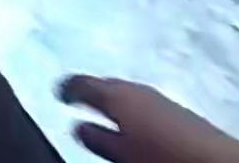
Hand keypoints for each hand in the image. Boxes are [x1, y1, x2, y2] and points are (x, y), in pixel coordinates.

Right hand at [57, 75, 238, 162]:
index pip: (80, 82)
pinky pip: (147, 105)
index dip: (66, 88)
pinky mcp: (182, 114)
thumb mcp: (126, 156)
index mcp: (115, 93)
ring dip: (114, 104)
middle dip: (91, 93)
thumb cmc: (167, 159)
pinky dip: (135, 112)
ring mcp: (161, 99)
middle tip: (78, 104)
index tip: (56, 94)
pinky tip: (139, 129)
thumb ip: (100, 140)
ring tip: (107, 120)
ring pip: (128, 95)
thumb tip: (78, 126)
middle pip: (105, 85)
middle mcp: (135, 88)